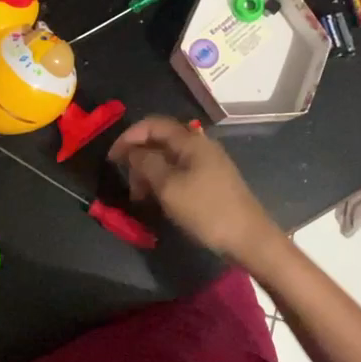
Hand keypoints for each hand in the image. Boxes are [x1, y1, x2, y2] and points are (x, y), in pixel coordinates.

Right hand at [109, 116, 283, 263]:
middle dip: (139, 159)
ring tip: (141, 198)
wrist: (248, 237)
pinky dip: (164, 183)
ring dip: (150, 174)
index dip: (129, 136)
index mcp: (190, 141)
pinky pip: (181, 173)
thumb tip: (131, 150)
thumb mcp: (169, 186)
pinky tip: (159, 202)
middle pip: (161, 141)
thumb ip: (146, 163)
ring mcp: (208, 164)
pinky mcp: (212, 182)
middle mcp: (200, 146)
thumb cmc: (206, 209)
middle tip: (129, 185)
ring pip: (170, 160)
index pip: (153, 124)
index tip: (112, 158)